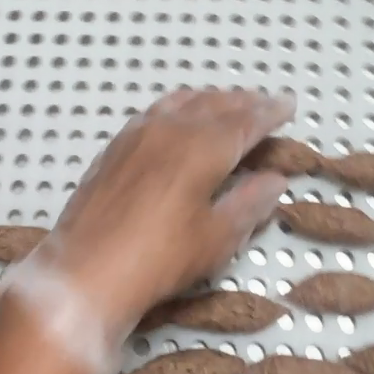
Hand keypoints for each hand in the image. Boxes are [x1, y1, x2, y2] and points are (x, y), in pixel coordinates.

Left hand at [22, 88, 295, 332]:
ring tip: (228, 106)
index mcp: (202, 147)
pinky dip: (179, 108)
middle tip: (264, 105)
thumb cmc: (159, 259)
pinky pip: (155, 113)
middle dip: (243, 102)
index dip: (269, 112)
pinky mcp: (114, 148)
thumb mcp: (216, 238)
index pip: (245, 121)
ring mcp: (137, 134)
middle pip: (214, 104)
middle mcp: (170, 129)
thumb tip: (275, 179)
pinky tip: (179, 120)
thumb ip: (249, 202)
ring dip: (211, 100)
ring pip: (182, 103)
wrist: (85, 272)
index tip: (288, 105)